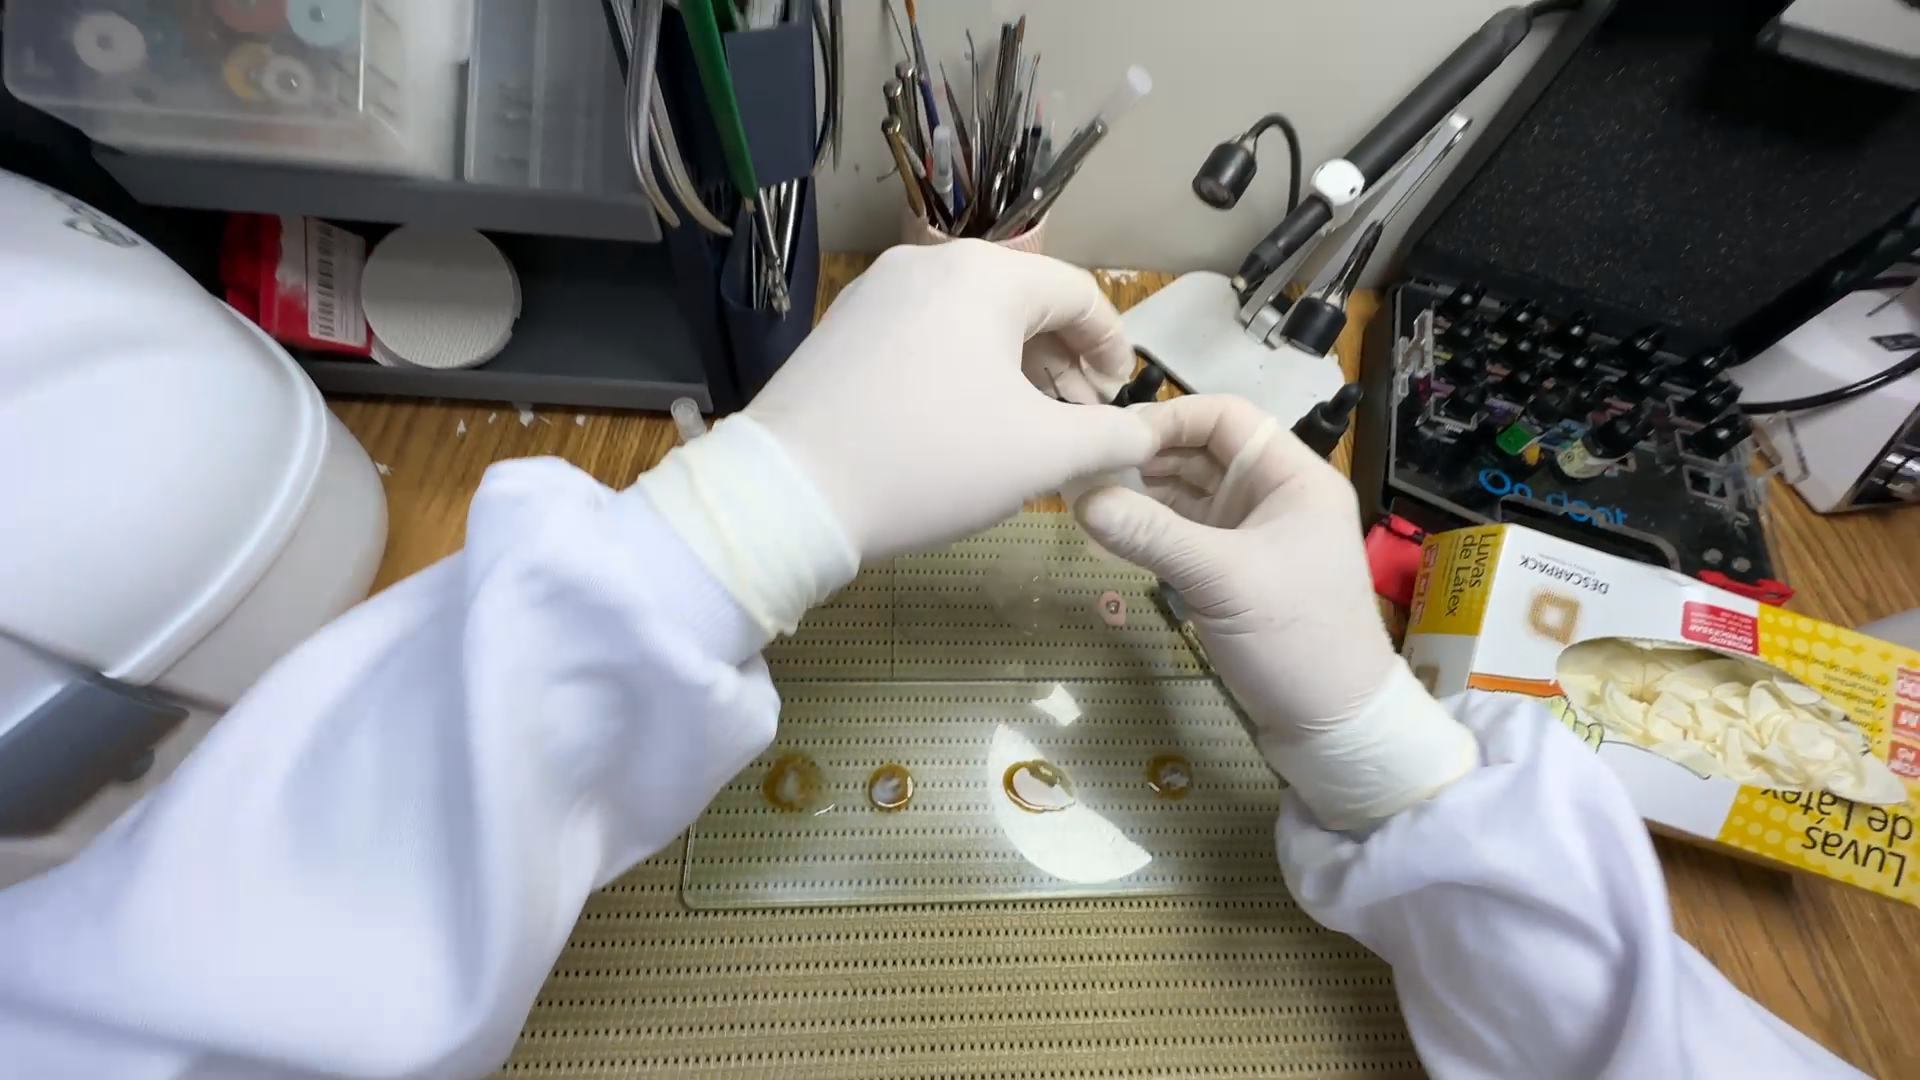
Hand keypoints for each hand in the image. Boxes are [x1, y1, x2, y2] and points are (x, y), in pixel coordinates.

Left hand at [748, 240, 1151, 558]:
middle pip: (1022, 305)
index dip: (1112, 345)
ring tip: (1027, 429)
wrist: (792, 494)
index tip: (1121, 397)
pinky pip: (925, 341)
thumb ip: (1109, 437)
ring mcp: (875, 294)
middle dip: (1062, 365)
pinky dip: (963, 374)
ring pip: (971, 325)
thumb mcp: (1040, 454)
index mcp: (983, 275)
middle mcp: (926, 264)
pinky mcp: (842, 331)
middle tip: (1078, 422)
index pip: (1077, 293)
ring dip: (1014, 373)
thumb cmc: (931, 462)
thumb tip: (1143, 435)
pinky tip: (965, 423)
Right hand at [1076, 394, 1476, 828]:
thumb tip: (1081, 500)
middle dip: (1146, 456)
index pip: (1226, 418)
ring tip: (1088, 496)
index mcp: (1291, 477)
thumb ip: (1152, 535)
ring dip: (1142, 491)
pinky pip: (1181, 529)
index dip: (1170, 419)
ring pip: (1186, 491)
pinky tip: (1111, 528)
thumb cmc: (1295, 637)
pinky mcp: (1228, 565)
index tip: (1114, 439)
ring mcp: (1247, 531)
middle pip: (1200, 452)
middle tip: (1087, 468)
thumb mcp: (1224, 579)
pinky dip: (1148, 525)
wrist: (1330, 721)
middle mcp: (1269, 493)